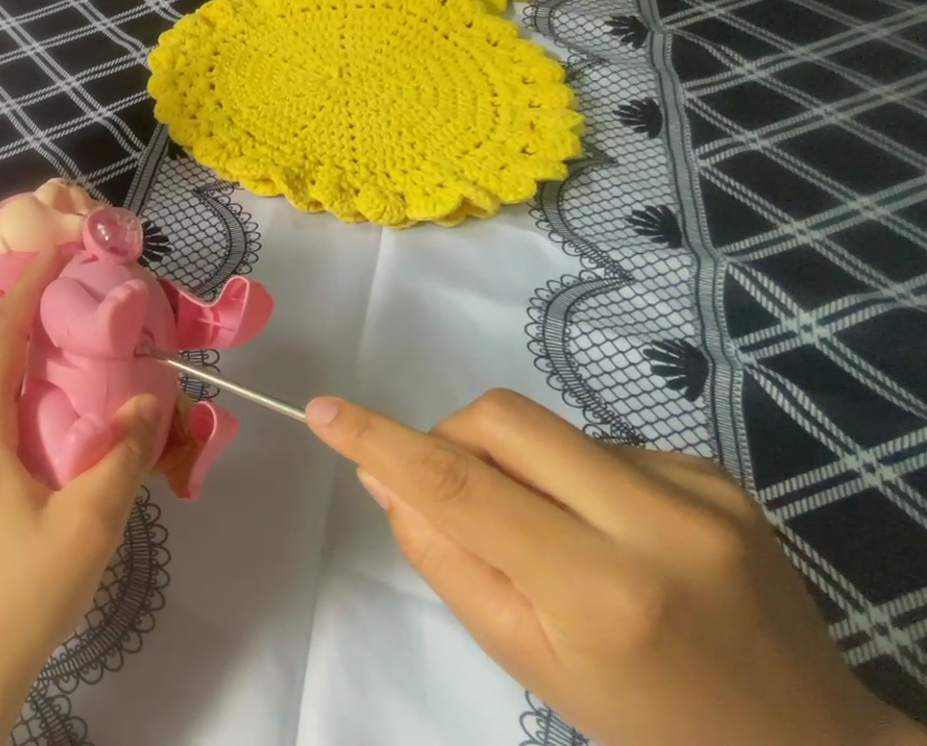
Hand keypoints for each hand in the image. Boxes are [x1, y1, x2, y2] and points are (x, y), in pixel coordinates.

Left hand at [0, 250, 163, 745]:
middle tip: (89, 311)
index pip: (0, 339)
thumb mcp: (88, 523)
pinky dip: (18, 400)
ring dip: (29, 367)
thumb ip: (122, 456)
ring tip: (79, 362)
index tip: (57, 252)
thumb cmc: (27, 587)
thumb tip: (150, 398)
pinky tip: (51, 420)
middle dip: (37, 326)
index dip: (28, 290)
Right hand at [307, 389, 925, 745]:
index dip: (381, 442)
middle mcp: (658, 522)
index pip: (459, 487)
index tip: (322, 410)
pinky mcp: (717, 472)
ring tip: (549, 529)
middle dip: (450, 440)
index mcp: (598, 589)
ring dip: (511, 461)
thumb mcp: (519, 652)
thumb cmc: (637, 712)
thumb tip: (384, 477)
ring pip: (542, 425)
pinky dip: (566, 472)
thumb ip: (440, 555)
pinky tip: (605, 528)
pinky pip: (593, 440)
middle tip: (460, 499)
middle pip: (500, 419)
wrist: (801, 737)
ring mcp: (699, 489)